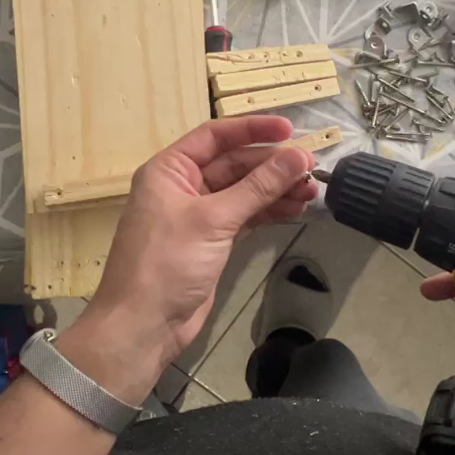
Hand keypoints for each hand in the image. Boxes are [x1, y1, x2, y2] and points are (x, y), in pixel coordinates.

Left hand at [62, 116, 316, 400]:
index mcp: (169, 170)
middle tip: (310, 166)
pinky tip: (295, 209)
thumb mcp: (214, 219)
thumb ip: (258, 187)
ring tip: (311, 189)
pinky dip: (268, 212)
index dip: (253, 129)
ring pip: (243, 192)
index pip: (215, 136)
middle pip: (233, 164)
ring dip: (275, 189)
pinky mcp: (211, 241)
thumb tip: (297, 157)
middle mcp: (182, 187)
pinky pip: (244, 216)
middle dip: (271, 165)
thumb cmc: (167, 263)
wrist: (144, 325)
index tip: (290, 129)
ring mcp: (197, 216)